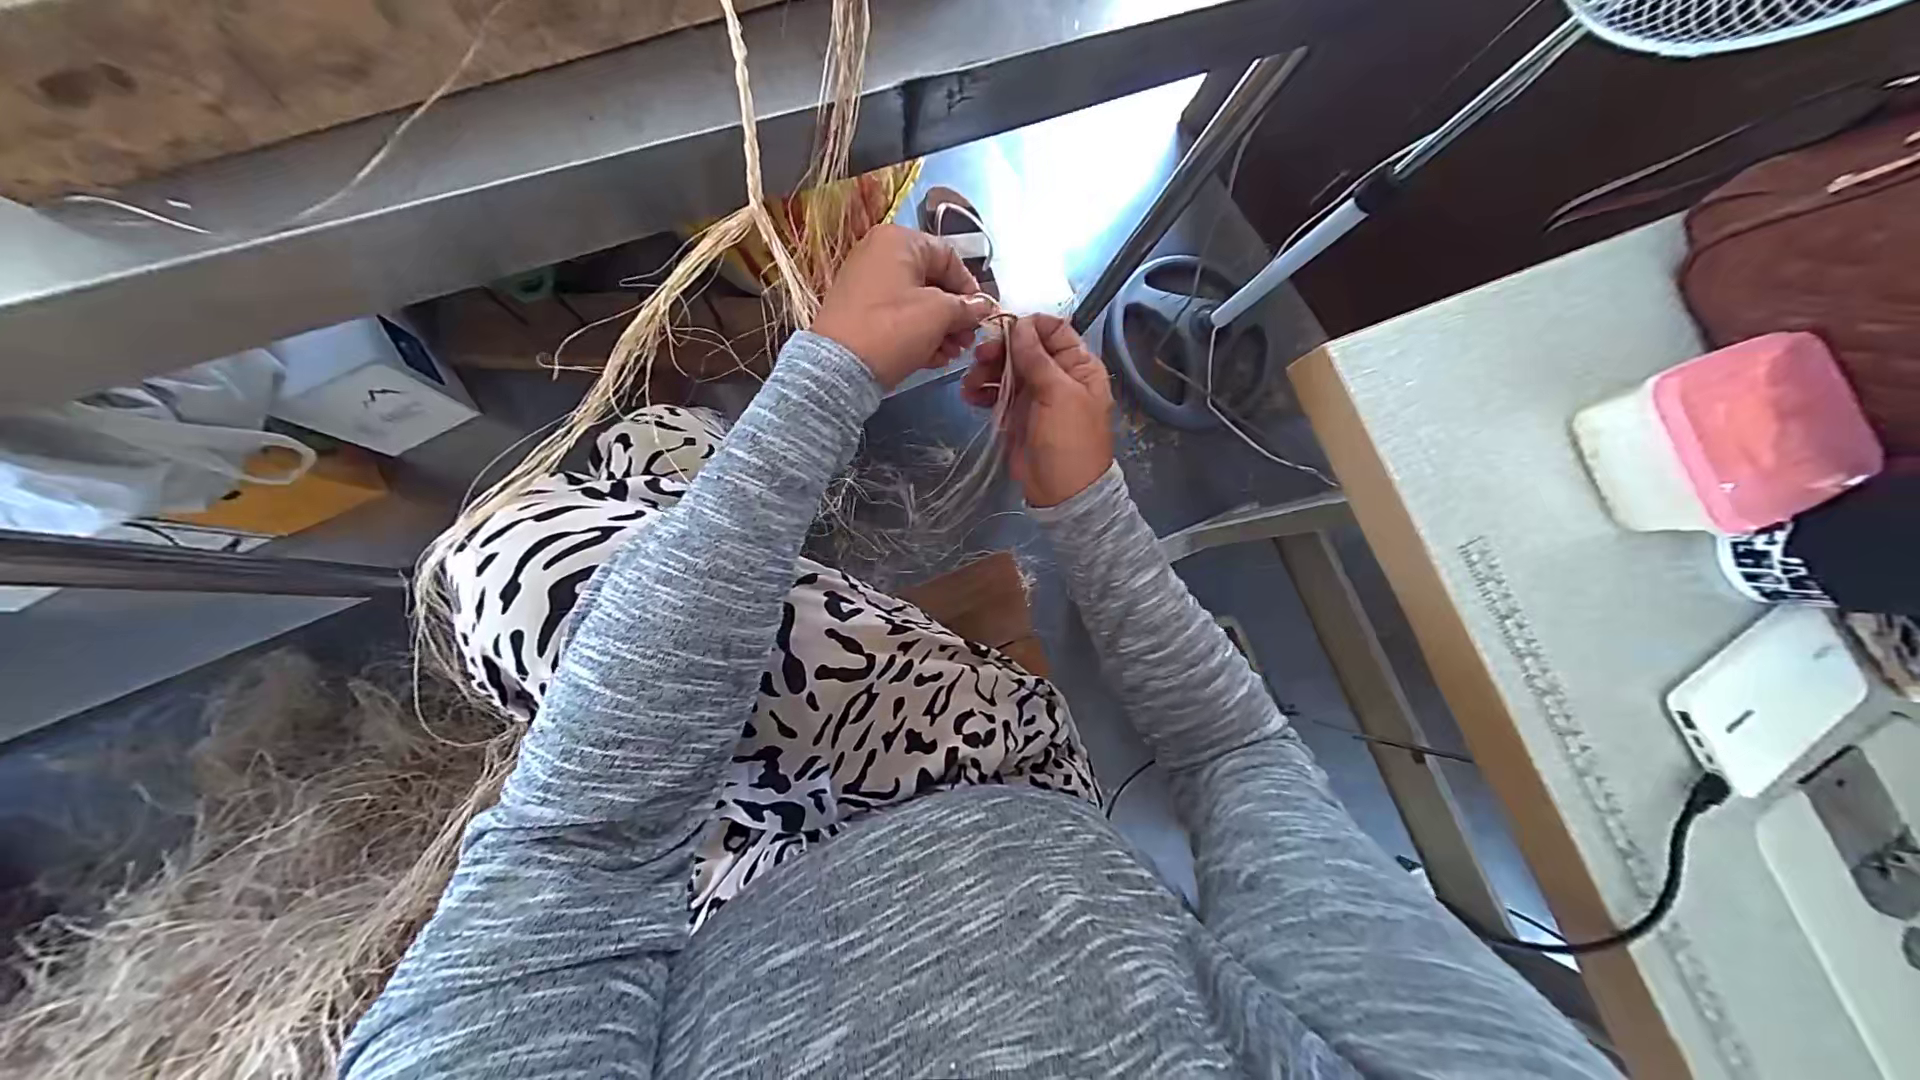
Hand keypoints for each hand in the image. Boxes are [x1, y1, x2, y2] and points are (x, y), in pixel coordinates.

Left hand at [813, 224, 997, 388]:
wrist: (840, 368)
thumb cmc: (893, 329)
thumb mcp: (938, 314)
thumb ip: (966, 307)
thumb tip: (984, 306)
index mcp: (899, 241)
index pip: (949, 257)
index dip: (971, 288)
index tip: (981, 315)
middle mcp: (879, 254)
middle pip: (932, 281)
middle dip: (955, 314)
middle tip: (967, 341)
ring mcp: (866, 283)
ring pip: (916, 303)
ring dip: (940, 329)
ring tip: (951, 354)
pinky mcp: (858, 312)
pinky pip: (897, 317)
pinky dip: (917, 334)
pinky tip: (933, 357)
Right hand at [963, 314, 1114, 507]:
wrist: (1062, 492)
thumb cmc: (1069, 440)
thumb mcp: (1058, 394)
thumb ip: (1037, 358)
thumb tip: (1020, 325)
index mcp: (1078, 366)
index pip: (1054, 331)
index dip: (1029, 327)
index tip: (1004, 330)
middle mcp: (1056, 376)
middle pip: (1024, 349)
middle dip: (1000, 350)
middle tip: (979, 358)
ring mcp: (1034, 396)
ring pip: (1006, 371)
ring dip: (985, 372)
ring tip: (970, 384)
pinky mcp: (1016, 416)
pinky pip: (996, 395)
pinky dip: (982, 393)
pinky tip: (970, 396)